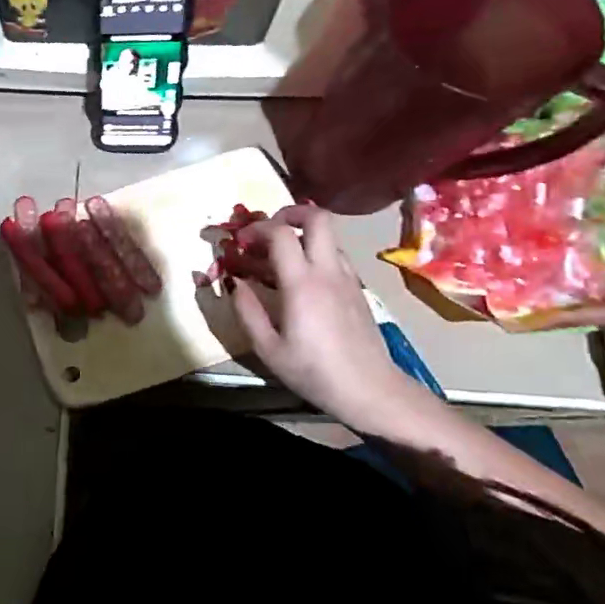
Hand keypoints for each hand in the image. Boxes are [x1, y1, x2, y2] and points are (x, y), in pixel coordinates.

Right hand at [228, 205, 413, 414]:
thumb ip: (247, 311)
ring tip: (275, 259)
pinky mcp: (357, 289)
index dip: (256, 229)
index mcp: (302, 284)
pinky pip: (333, 256)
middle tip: (266, 231)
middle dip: (289, 213)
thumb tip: (234, 284)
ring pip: (327, 236)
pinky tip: (297, 279)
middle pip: (317, 217)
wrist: (370, 390)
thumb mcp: (267, 348)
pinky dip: (312, 254)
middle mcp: (328, 272)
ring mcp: (347, 278)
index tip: (238, 242)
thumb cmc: (313, 372)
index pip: (281, 233)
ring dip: (300, 236)